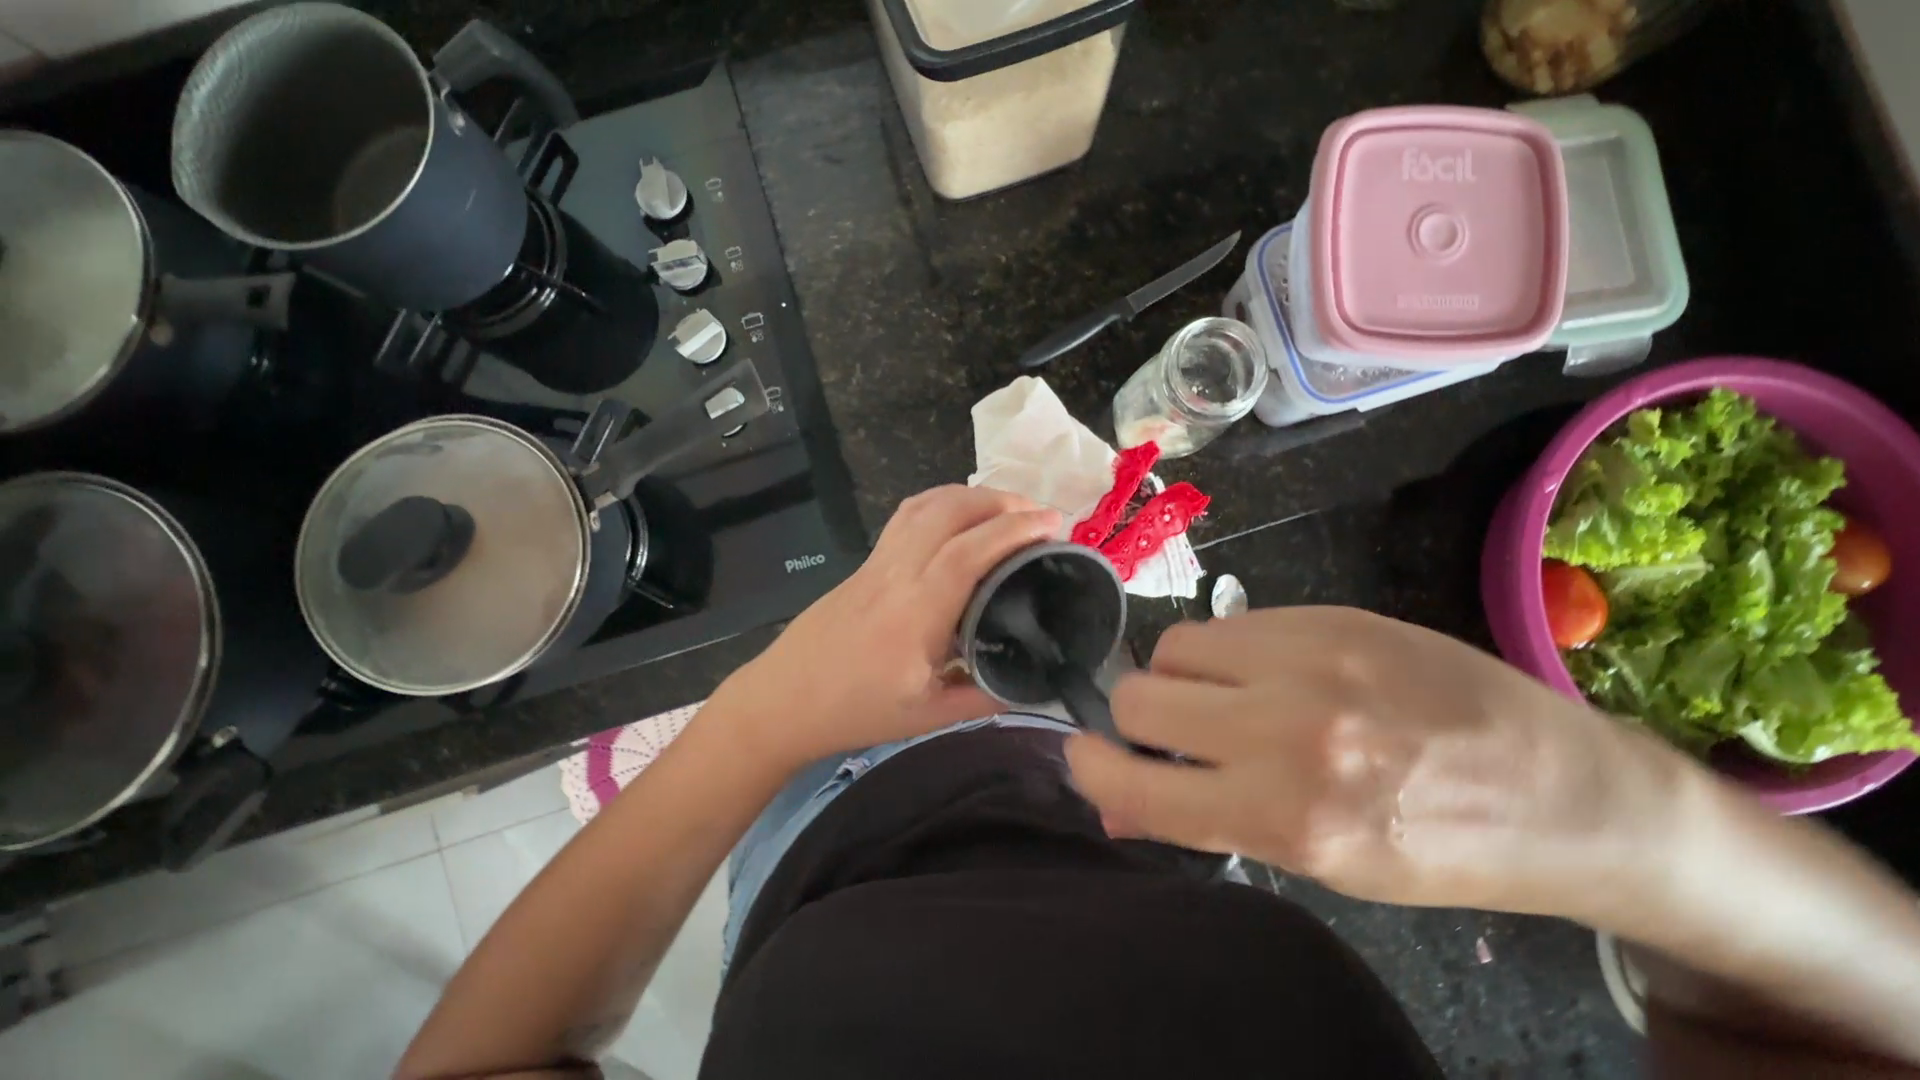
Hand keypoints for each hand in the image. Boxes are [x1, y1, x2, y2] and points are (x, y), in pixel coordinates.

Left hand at [717, 485, 1061, 768]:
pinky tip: (958, 518)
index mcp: (917, 612)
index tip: (1053, 523)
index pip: (969, 552)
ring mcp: (877, 563)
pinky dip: (941, 503)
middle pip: (949, 511)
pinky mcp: (864, 564)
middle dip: (1000, 501)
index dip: (1014, 530)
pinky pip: (906, 517)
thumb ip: (985, 697)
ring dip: (971, 496)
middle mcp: (897, 574)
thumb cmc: (855, 711)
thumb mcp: (928, 717)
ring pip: (925, 506)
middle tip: (1039, 514)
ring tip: (1006, 508)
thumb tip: (1034, 684)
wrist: (782, 701)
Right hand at [1065, 606, 1697, 917]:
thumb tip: (1117, 803)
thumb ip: (1208, 823)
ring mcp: (1311, 664)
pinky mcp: (1333, 617)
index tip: (1087, 760)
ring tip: (1229, 697)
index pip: (1135, 783)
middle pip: (1139, 696)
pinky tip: (1273, 671)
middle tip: (1179, 735)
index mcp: (1285, 820)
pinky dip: (1230, 651)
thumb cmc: (1438, 849)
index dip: (1092, 771)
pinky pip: (1230, 622)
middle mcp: (1287, 734)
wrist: (1566, 792)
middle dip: (1141, 720)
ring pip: (1174, 647)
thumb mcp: (1320, 863)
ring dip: (1182, 678)